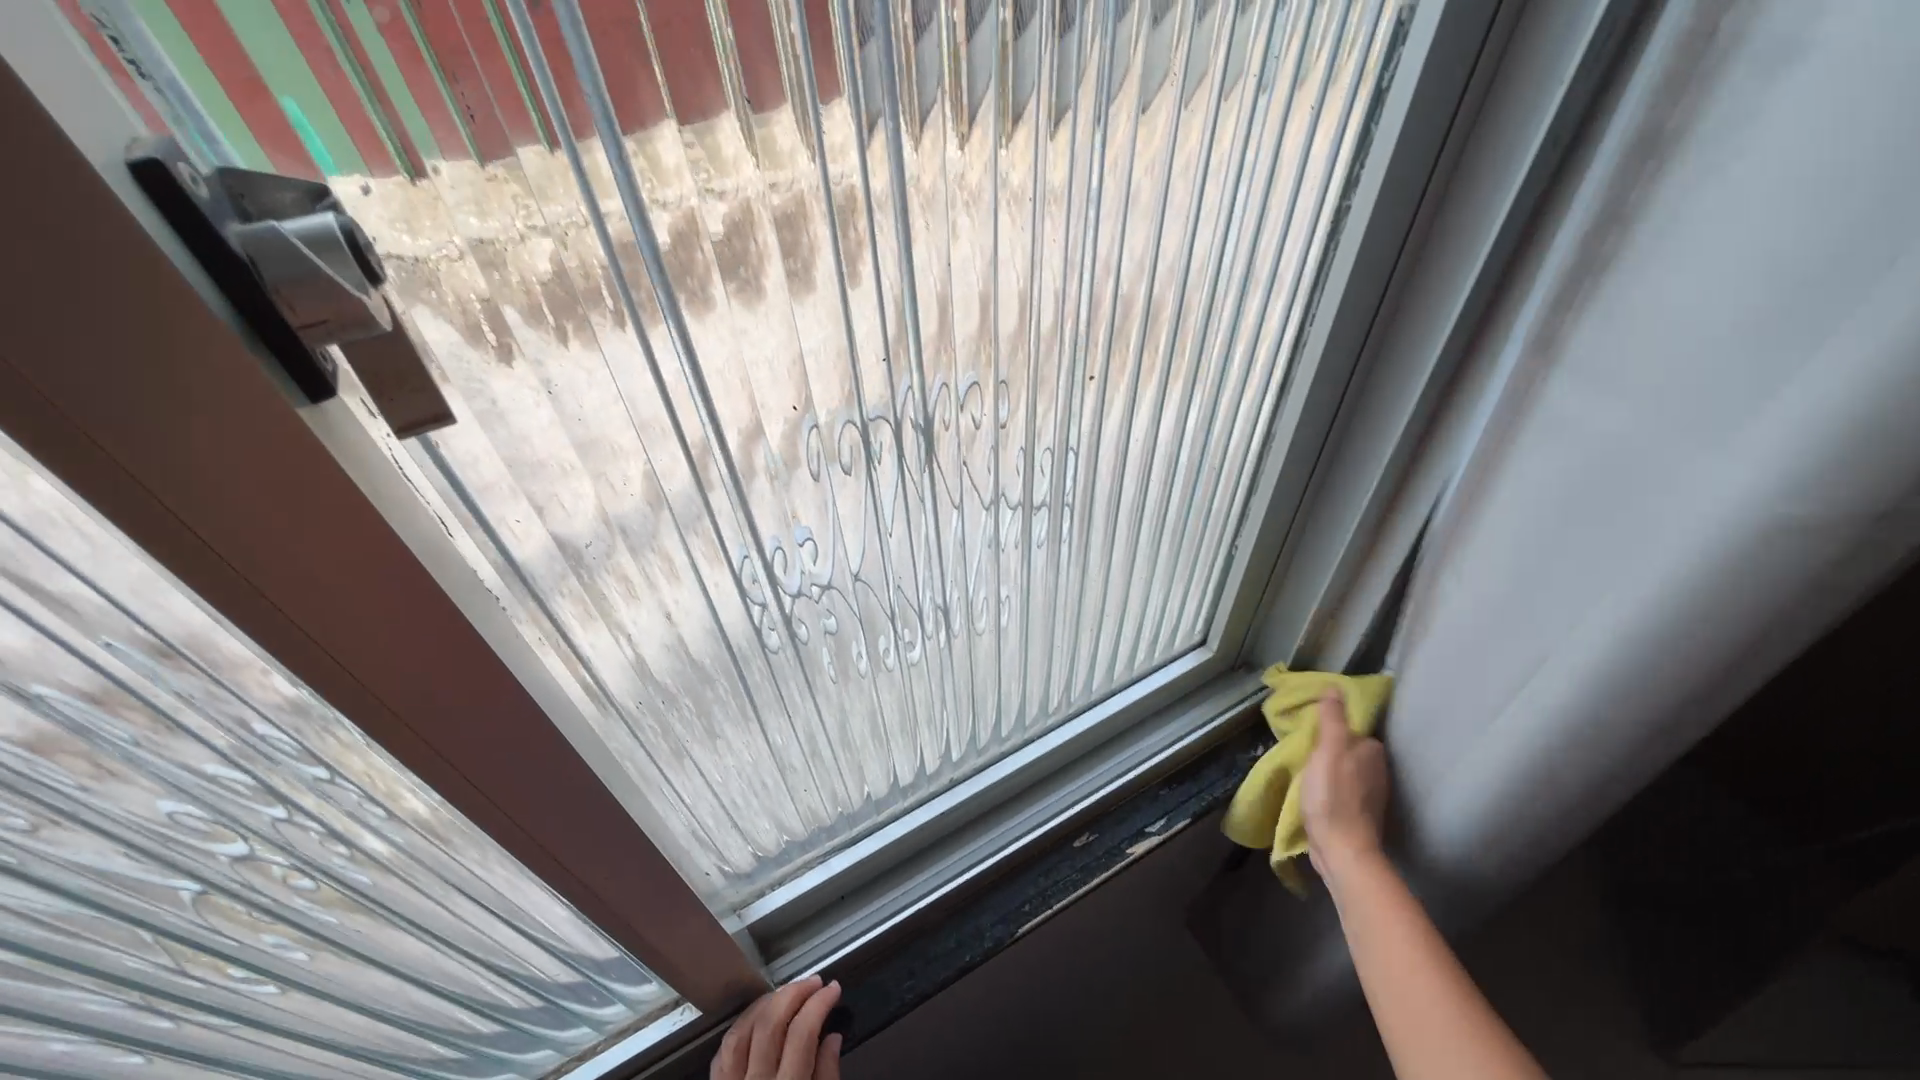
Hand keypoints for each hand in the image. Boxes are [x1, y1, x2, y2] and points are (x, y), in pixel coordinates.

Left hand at [711, 976, 842, 1079]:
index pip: (802, 1034)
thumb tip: (832, 1036)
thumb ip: (828, 1075)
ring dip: (766, 1003)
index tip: (832, 988)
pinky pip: (723, 1049)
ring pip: (742, 1030)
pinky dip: (742, 1025)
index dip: (819, 1004)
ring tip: (787, 993)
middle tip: (813, 982)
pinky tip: (758, 1016)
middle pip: (770, 1025)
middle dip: (793, 994)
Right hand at [1300, 689, 1389, 880]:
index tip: (1307, 734)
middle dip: (1327, 749)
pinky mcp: (1361, 813)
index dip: (1327, 729)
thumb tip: (1336, 688)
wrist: (1342, 849)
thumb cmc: (1333, 796)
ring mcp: (1371, 793)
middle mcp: (1378, 769)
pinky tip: (1316, 795)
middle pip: (1346, 749)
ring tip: (1305, 774)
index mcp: (1373, 750)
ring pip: (1344, 770)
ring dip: (1327, 770)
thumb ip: (1332, 719)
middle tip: (1301, 754)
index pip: (1348, 728)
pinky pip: (1342, 790)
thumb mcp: (1327, 750)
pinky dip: (1330, 789)